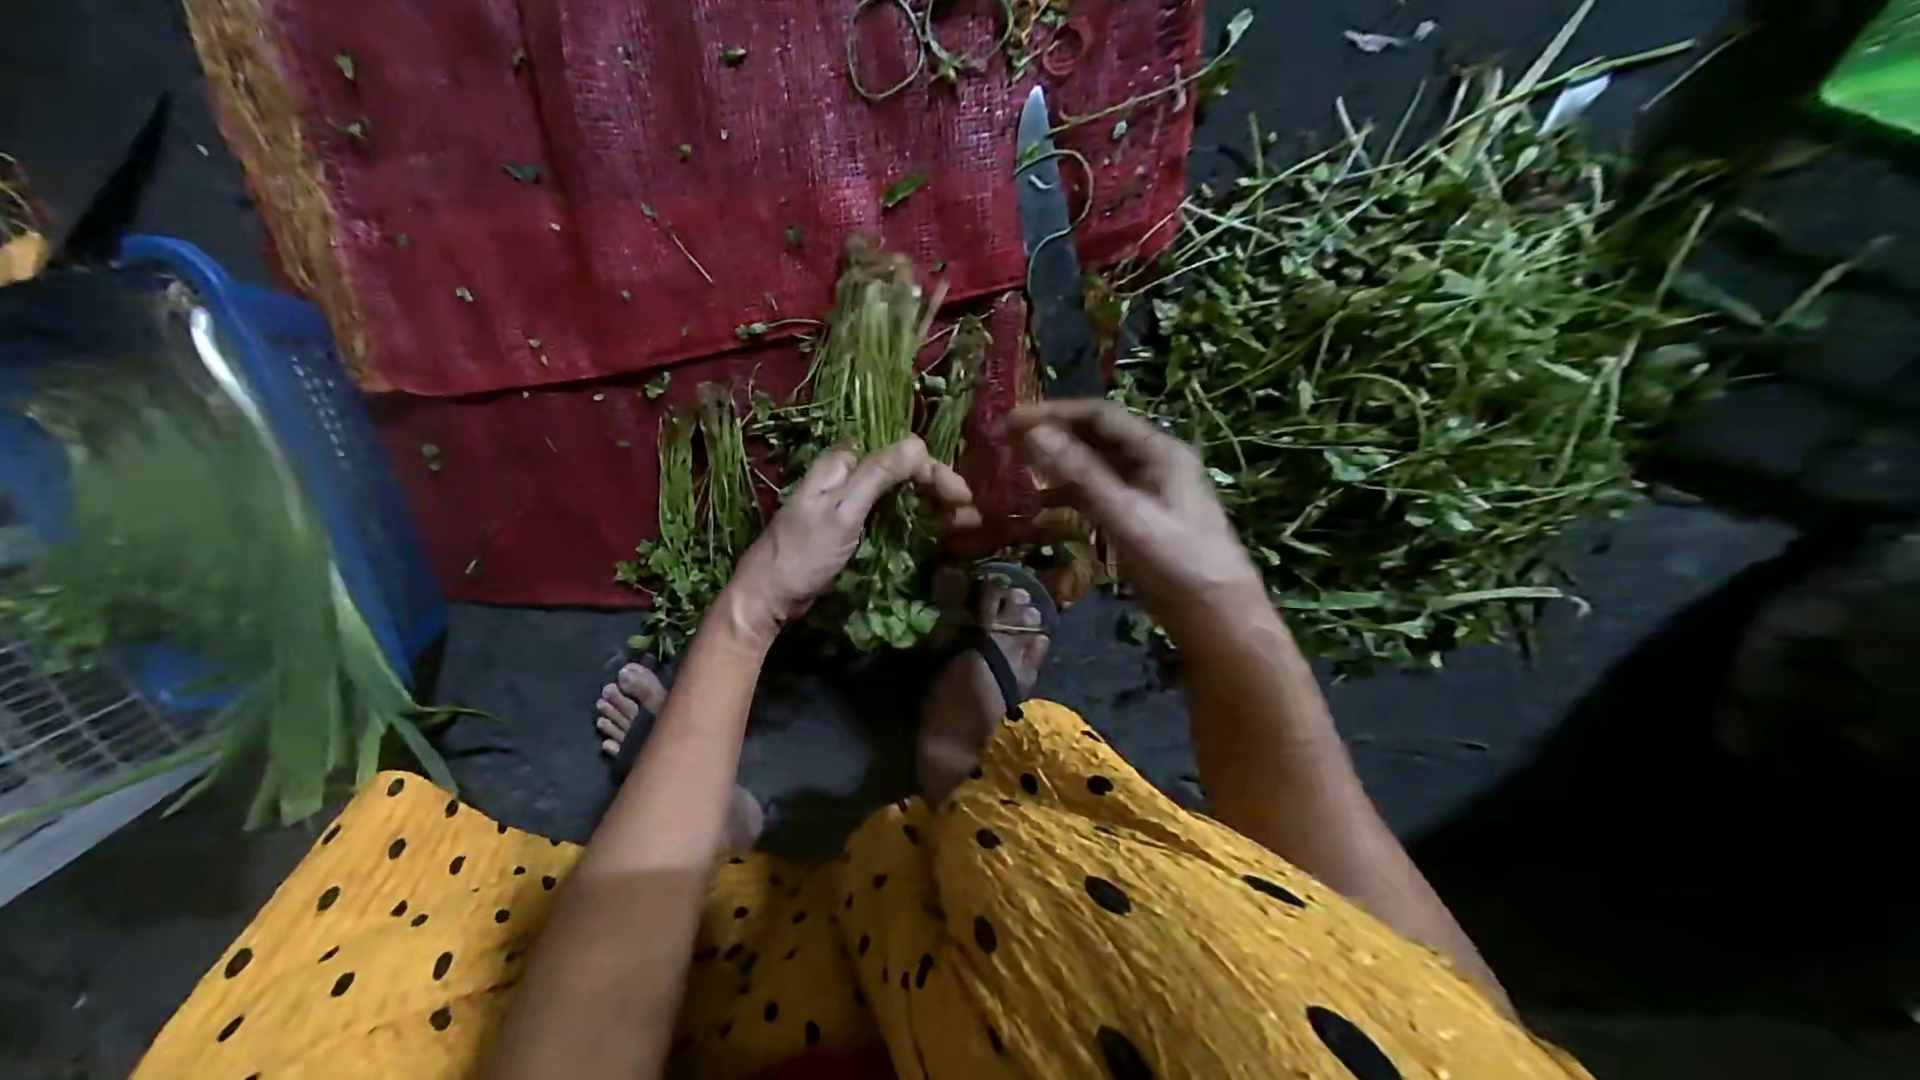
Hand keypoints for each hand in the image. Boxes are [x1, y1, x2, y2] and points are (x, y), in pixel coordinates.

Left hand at [724, 435, 978, 638]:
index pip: (901, 455)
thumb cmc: (802, 555)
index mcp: (843, 464)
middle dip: (939, 488)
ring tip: (964, 523)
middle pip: (904, 471)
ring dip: (932, 503)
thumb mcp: (842, 513)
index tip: (961, 498)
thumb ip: (877, 476)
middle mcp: (848, 476)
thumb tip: (917, 444)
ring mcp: (850, 501)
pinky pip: (890, 512)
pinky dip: (915, 518)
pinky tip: (937, 529)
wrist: (768, 595)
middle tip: (969, 514)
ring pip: (900, 492)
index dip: (934, 472)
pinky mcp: (851, 525)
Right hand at [1010, 400, 1265, 633]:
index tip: (1012, 421)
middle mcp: (1151, 462)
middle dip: (1053, 435)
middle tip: (1008, 441)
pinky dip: (1069, 495)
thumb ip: (1080, 473)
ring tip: (1019, 468)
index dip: (1054, 413)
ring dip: (1059, 464)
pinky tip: (1041, 505)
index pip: (1099, 415)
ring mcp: (1144, 490)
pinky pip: (1096, 494)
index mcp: (1158, 450)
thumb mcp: (1126, 513)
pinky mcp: (1136, 517)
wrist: (1214, 613)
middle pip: (1096, 436)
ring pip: (1094, 465)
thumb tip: (1034, 435)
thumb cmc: (1176, 559)